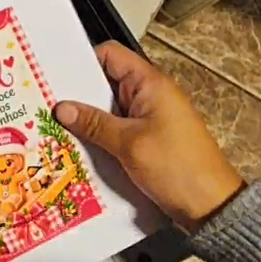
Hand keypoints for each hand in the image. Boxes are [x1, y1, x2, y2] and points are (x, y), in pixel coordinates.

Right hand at [53, 41, 244, 232]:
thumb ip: (94, 123)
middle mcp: (150, 95)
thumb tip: (63, 108)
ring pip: (108, 107)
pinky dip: (99, 133)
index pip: (110, 54)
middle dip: (79, 92)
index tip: (57, 73)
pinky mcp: (147, 137)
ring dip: (88, 116)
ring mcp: (149, 117)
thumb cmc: (179, 169)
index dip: (83, 59)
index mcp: (150, 84)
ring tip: (58, 125)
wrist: (211, 207)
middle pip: (105, 81)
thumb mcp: (129, 144)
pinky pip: (116, 126)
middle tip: (49, 101)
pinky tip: (79, 144)